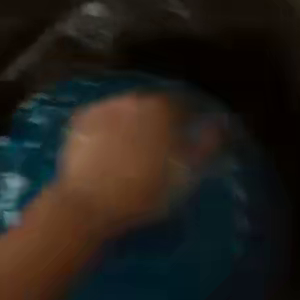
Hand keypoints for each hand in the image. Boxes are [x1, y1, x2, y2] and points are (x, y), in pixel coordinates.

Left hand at [52, 92, 216, 237]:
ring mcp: (103, 105)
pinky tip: (110, 148)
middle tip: (163, 147)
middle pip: (154, 105)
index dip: (191, 120)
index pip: (185, 105)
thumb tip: (217, 125)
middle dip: (162, 121)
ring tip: (135, 149)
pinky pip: (103, 118)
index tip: (193, 135)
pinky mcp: (81, 117)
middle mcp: (132, 98)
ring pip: (127, 109)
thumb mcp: (187, 174)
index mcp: (162, 108)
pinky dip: (109, 128)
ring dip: (135, 122)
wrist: (90, 202)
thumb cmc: (144, 192)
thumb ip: (206, 145)